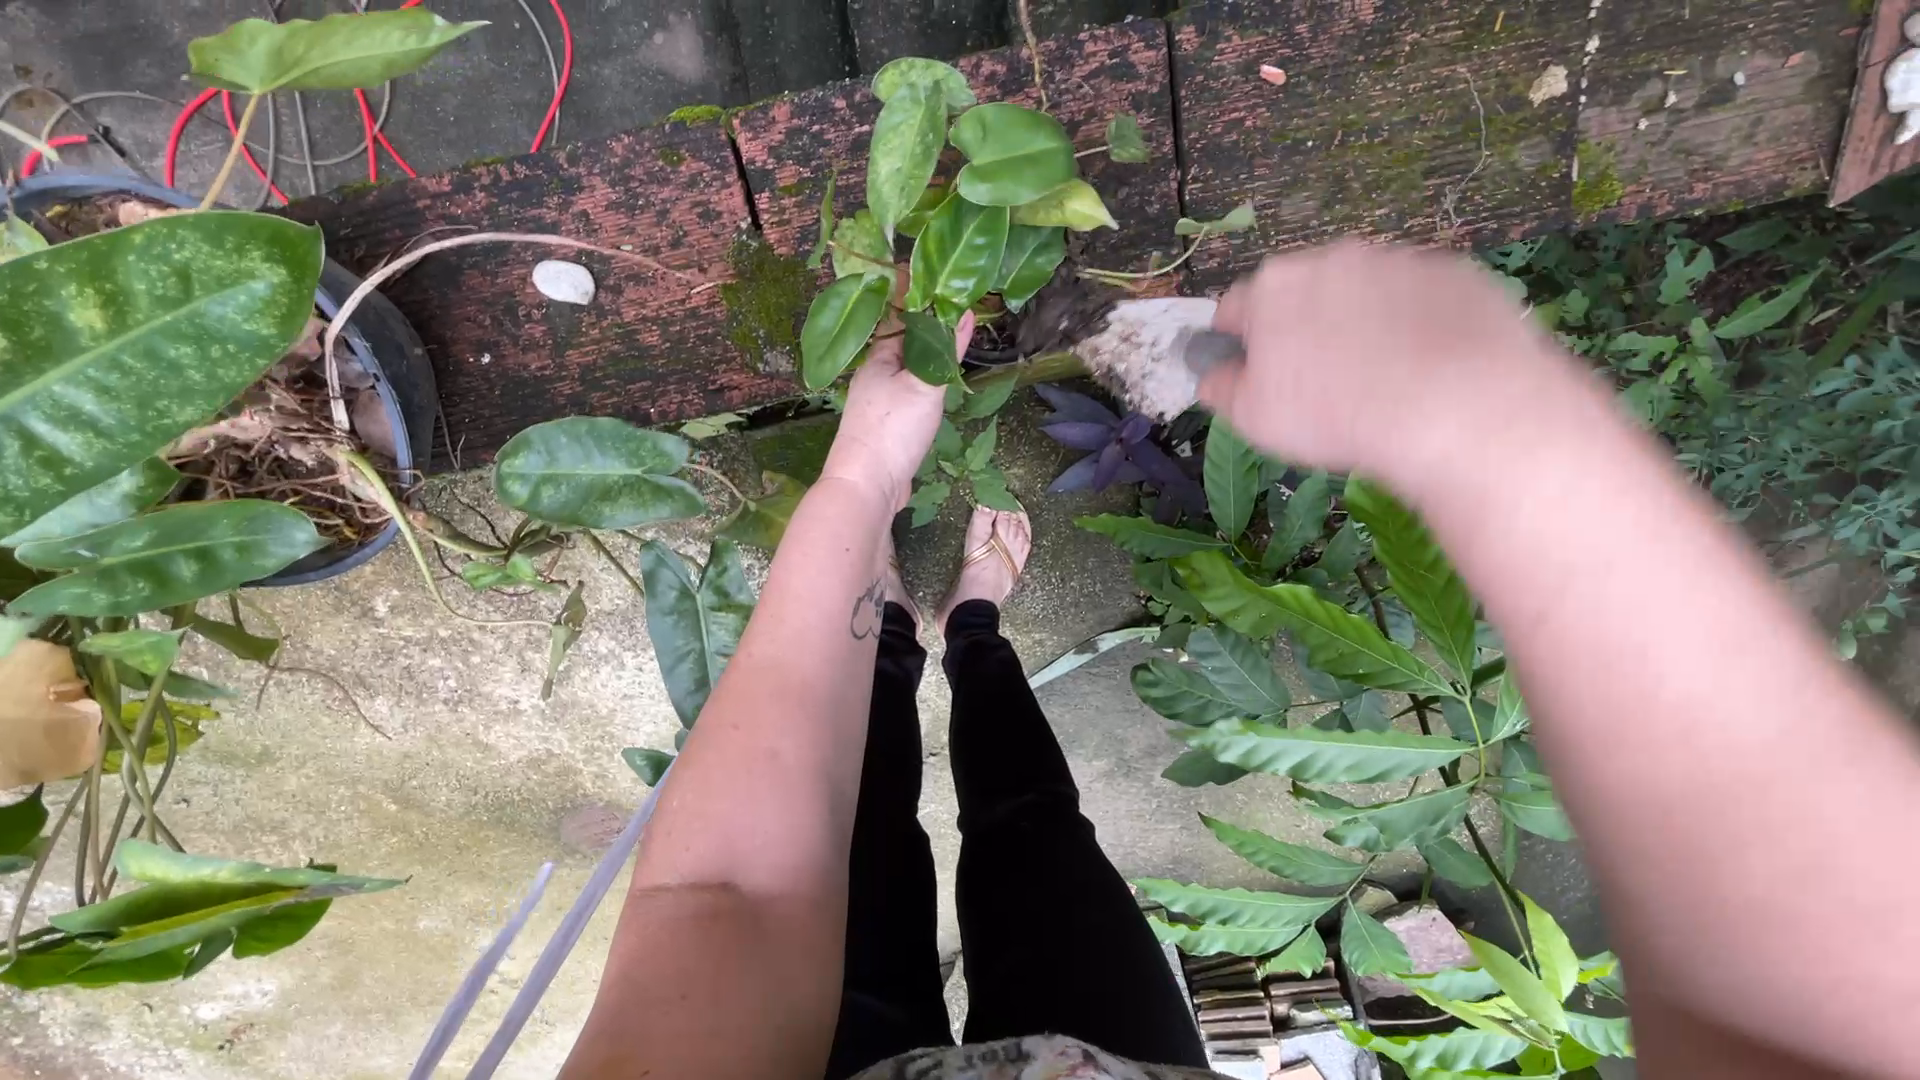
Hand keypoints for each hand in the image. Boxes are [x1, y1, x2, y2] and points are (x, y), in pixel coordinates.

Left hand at [820, 309, 976, 511]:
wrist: (867, 485)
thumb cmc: (894, 428)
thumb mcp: (926, 385)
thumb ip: (946, 352)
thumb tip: (965, 314)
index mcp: (877, 359)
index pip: (901, 321)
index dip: (925, 309)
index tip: (951, 298)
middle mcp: (872, 378)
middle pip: (904, 350)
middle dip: (929, 339)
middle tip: (961, 326)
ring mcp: (875, 406)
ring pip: (905, 377)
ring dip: (926, 368)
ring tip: (954, 358)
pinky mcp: (882, 429)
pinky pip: (905, 401)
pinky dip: (921, 394)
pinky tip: (934, 400)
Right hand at [1198, 241, 1587, 487]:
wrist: (1455, 408)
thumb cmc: (1333, 415)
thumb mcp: (1252, 419)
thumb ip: (1221, 389)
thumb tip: (1213, 375)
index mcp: (1272, 288)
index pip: (1234, 308)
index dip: (1238, 343)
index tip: (1252, 373)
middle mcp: (1332, 258)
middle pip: (1301, 292)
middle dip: (1301, 328)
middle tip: (1316, 382)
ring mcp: (1399, 259)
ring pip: (1362, 291)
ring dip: (1358, 323)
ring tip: (1377, 378)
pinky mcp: (1456, 273)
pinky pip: (1419, 298)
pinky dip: (1414, 324)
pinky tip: (1423, 368)